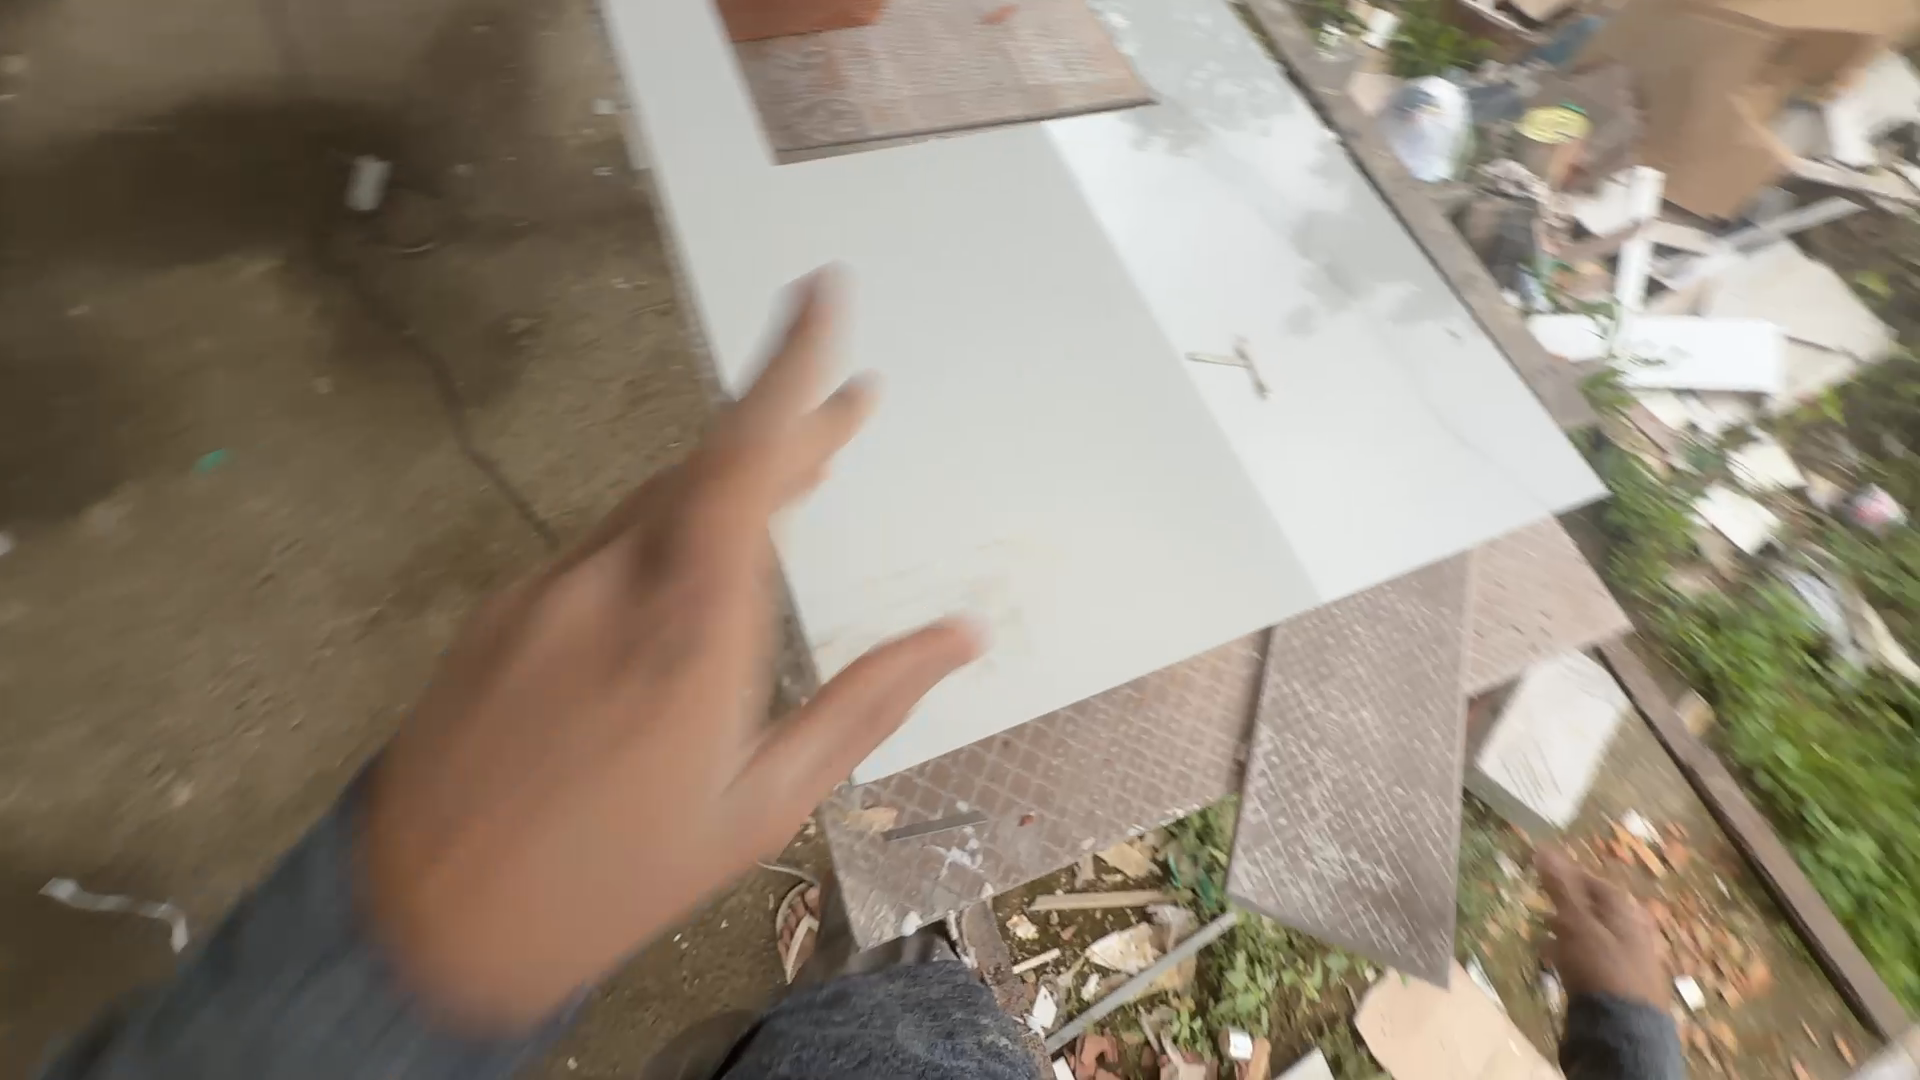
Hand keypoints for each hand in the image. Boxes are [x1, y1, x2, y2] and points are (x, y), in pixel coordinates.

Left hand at [358, 270, 983, 1030]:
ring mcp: (549, 588)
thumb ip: (867, 704)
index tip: (824, 300)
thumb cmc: (626, 871)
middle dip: (791, 429)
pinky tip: (702, 551)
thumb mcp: (768, 803)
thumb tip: (961, 634)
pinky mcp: (510, 605)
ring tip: (803, 472)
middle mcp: (613, 585)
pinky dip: (675, 523)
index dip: (789, 373)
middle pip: (711, 466)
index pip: (745, 466)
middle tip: (853, 409)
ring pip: (661, 499)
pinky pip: (613, 538)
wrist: (431, 929)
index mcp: (690, 631)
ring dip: (735, 480)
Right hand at [1535, 846, 1668, 1008]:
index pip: (1598, 883)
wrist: (1623, 1026)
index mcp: (1626, 914)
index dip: (1570, 873)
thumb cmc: (1599, 964)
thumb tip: (1543, 847)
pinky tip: (1555, 955)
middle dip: (1567, 902)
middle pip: (1597, 908)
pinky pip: (1593, 954)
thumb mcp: (1575, 921)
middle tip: (1541, 900)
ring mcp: (1630, 959)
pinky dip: (1573, 948)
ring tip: (1543, 928)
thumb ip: (1560, 886)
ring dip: (1568, 926)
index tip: (1542, 870)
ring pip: (1594, 932)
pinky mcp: (1621, 981)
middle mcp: (1633, 932)